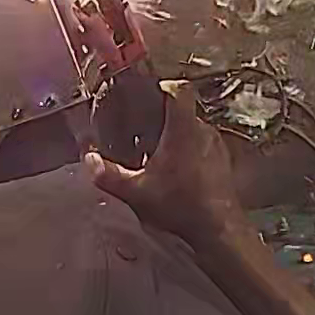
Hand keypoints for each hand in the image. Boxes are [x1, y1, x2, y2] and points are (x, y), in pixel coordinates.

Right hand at [86, 83, 247, 243]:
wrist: (219, 229)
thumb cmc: (180, 204)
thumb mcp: (136, 191)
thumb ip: (108, 175)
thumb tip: (90, 161)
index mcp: (183, 129)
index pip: (179, 89)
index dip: (164, 85)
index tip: (149, 92)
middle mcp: (203, 131)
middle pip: (184, 110)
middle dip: (164, 116)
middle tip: (144, 128)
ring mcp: (217, 146)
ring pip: (194, 128)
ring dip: (177, 135)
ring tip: (157, 151)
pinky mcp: (224, 162)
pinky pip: (204, 145)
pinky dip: (190, 150)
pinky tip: (176, 171)